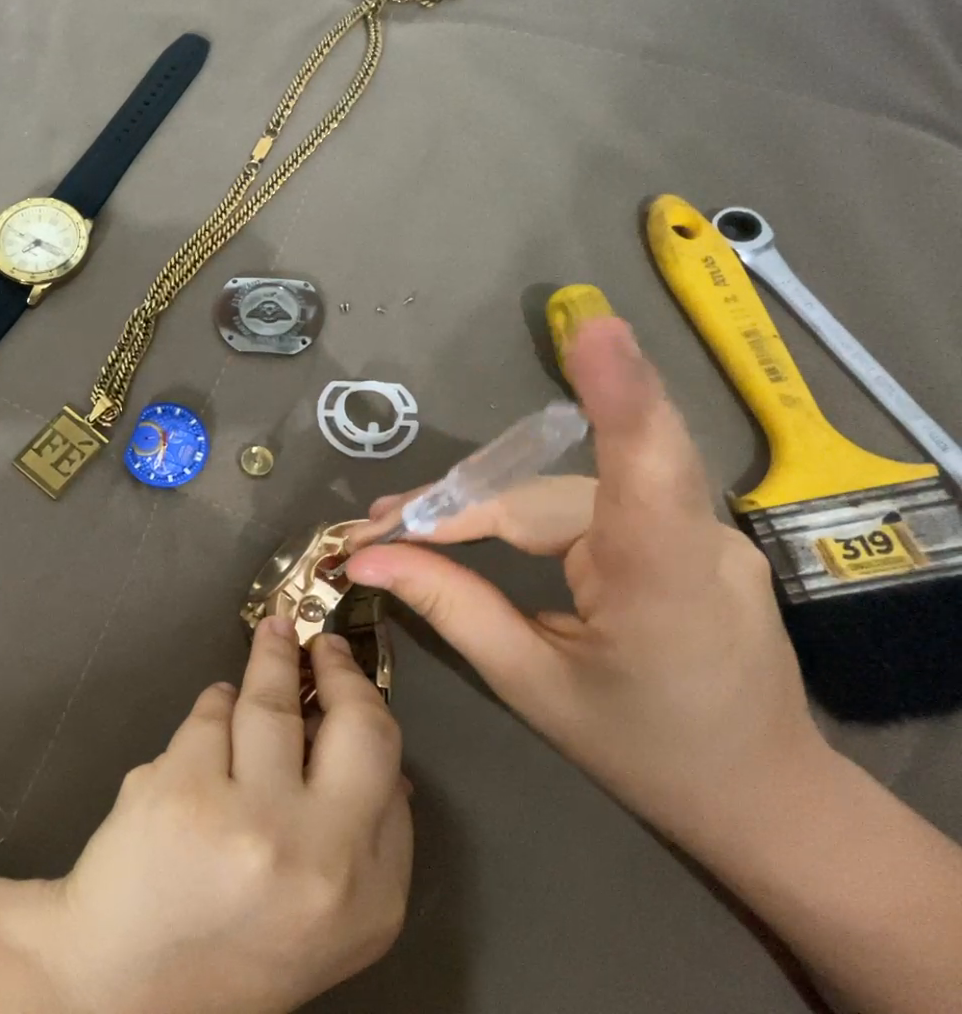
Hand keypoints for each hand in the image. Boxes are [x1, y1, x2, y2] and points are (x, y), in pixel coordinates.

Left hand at [38, 618, 411, 1013]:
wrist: (127, 980)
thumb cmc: (232, 947)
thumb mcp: (331, 927)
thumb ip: (370, 849)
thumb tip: (388, 769)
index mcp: (370, 898)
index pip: (391, 774)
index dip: (369, 711)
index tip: (353, 680)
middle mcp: (319, 857)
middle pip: (355, 728)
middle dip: (338, 670)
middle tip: (319, 640)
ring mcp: (247, 820)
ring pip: (269, 706)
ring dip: (268, 662)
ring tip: (268, 636)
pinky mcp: (181, 791)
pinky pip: (208, 716)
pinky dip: (214, 703)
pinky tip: (215, 705)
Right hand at [343, 317, 830, 849]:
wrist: (755, 791)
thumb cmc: (641, 746)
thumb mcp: (529, 682)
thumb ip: (449, 605)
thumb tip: (366, 557)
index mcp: (665, 583)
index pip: (644, 472)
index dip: (620, 396)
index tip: (594, 329)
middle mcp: (692, 540)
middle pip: (554, 494)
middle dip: (460, 503)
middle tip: (374, 526)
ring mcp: (694, 534)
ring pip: (563, 497)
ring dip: (483, 508)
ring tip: (403, 528)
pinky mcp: (683, 537)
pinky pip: (587, 510)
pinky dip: (520, 519)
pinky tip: (469, 530)